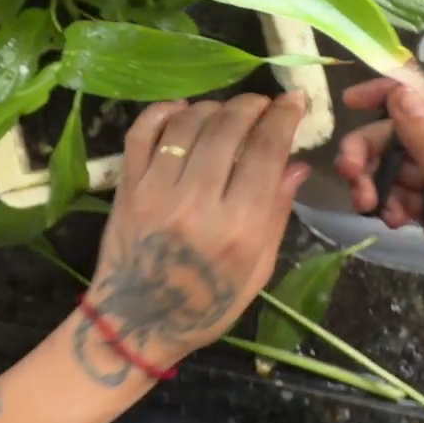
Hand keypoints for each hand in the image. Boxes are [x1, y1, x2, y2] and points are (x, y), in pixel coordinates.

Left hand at [72, 93, 309, 385]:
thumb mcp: (257, 270)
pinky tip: (181, 109)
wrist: (135, 321)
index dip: (282, 119)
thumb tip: (297, 164)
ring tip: (225, 110)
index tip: (293, 102)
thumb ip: (275, 213)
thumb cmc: (205, 304)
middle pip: (226, 130)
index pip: (265, 153)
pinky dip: (162, 112)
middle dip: (250, 106)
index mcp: (238, 228)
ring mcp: (155, 190)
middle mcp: (196, 203)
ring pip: (186, 126)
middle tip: (261, 103)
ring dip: (211, 108)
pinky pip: (141, 134)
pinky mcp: (126, 186)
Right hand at [334, 79, 423, 385]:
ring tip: (369, 207)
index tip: (349, 103)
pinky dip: (391, 203)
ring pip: (402, 165)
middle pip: (409, 133)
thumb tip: (403, 91)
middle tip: (349, 175)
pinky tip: (389, 223)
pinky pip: (407, 195)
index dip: (393, 93)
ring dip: (377, 180)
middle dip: (373, 150)